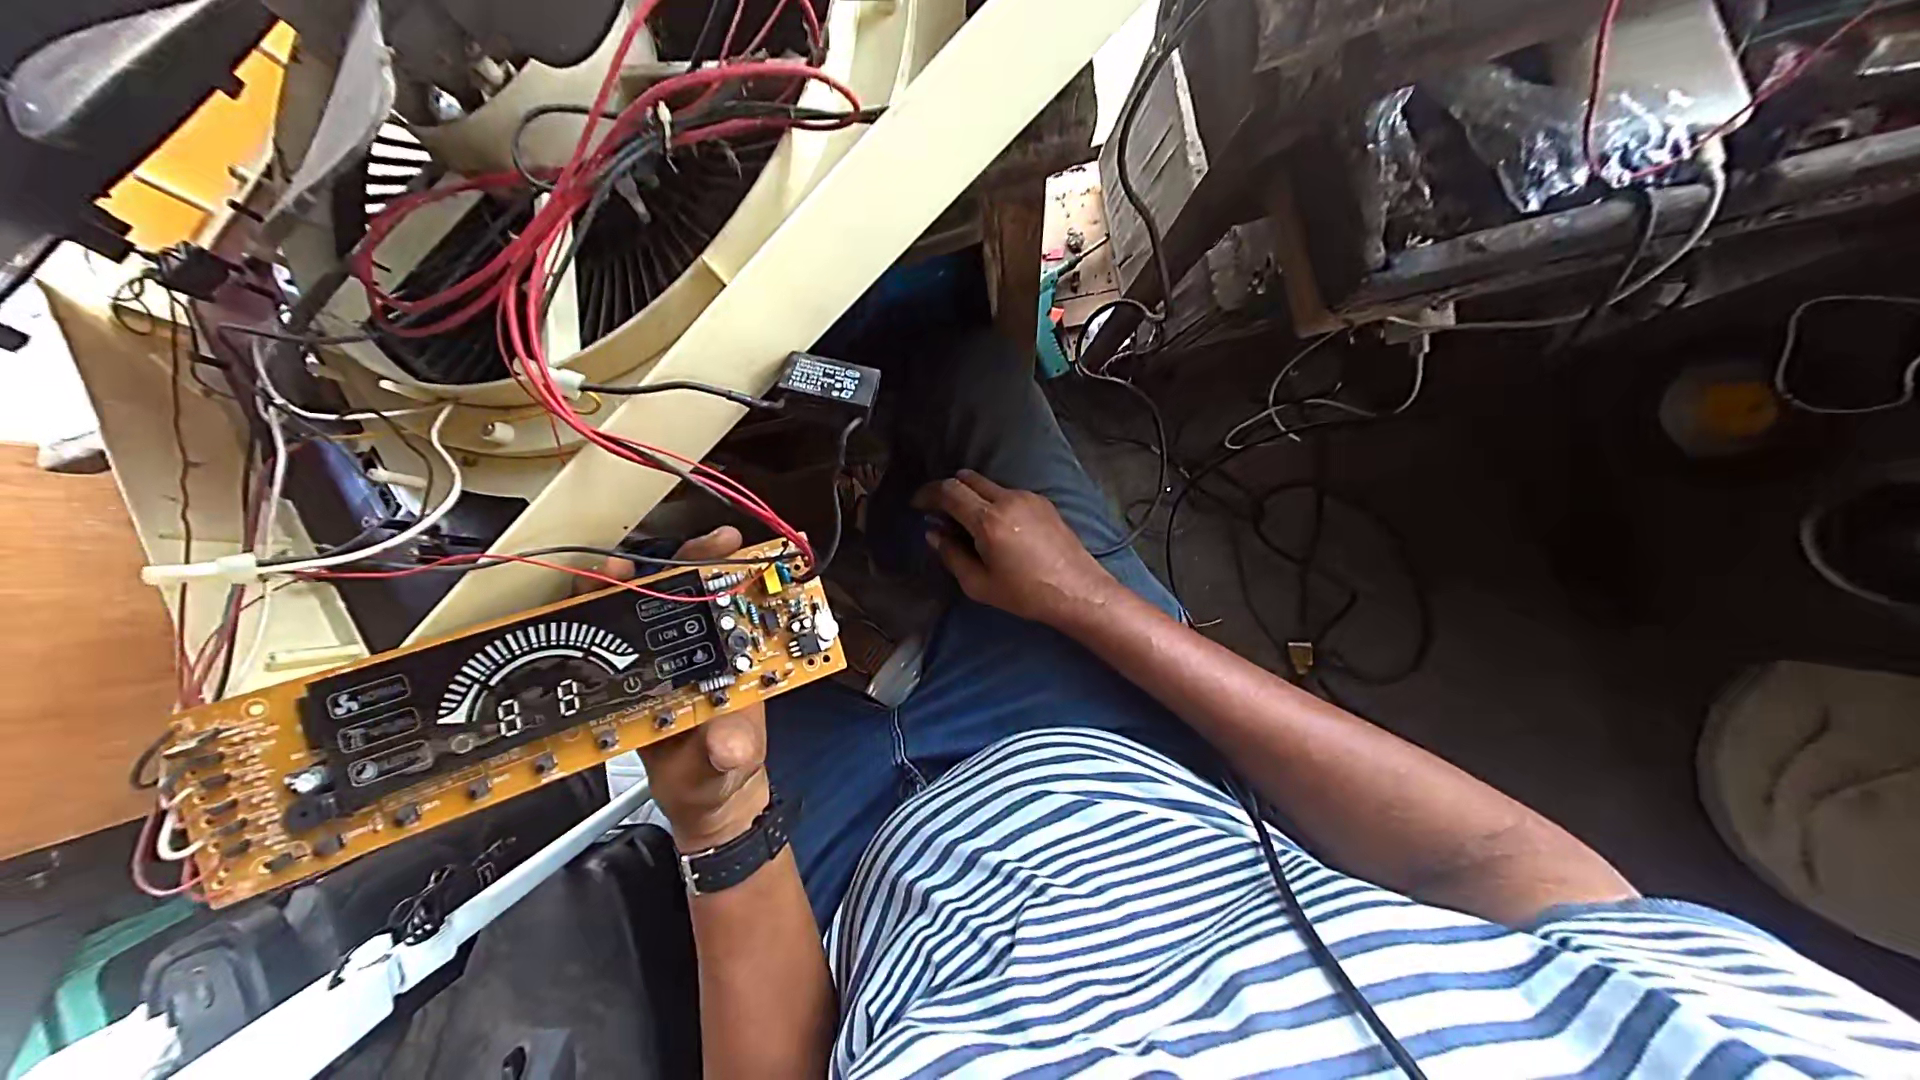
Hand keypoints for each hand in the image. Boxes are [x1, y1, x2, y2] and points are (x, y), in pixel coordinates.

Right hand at [585, 526, 769, 852]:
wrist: (696, 801)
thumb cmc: (726, 769)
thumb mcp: (736, 758)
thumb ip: (732, 751)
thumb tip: (728, 745)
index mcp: (734, 656)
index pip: (735, 598)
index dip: (730, 566)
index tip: (726, 540)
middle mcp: (700, 652)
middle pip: (684, 596)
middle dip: (665, 566)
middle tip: (642, 558)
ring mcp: (663, 664)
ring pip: (640, 615)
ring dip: (619, 591)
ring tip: (605, 577)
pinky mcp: (628, 682)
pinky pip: (605, 651)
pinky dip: (586, 630)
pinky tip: (569, 619)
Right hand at [913, 470, 1121, 627]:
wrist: (1077, 590)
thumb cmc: (1026, 594)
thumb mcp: (979, 584)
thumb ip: (951, 555)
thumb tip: (934, 534)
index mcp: (988, 520)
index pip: (948, 491)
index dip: (927, 494)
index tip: (917, 504)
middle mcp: (1007, 500)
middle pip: (967, 478)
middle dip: (947, 490)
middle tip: (938, 511)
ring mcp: (1028, 497)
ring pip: (988, 484)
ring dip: (971, 495)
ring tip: (966, 521)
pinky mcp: (1043, 502)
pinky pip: (1008, 493)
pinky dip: (992, 501)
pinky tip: (995, 526)